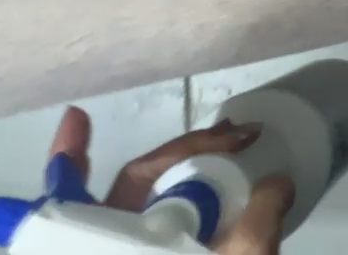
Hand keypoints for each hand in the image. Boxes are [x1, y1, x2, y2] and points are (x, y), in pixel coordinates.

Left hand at [47, 106, 295, 254]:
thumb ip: (259, 222)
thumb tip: (278, 183)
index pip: (72, 211)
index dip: (69, 166)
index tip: (80, 117)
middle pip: (126, 194)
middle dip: (179, 153)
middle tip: (235, 135)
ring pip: (144, 211)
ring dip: (186, 172)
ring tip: (235, 145)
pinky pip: (156, 230)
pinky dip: (184, 199)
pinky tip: (220, 182)